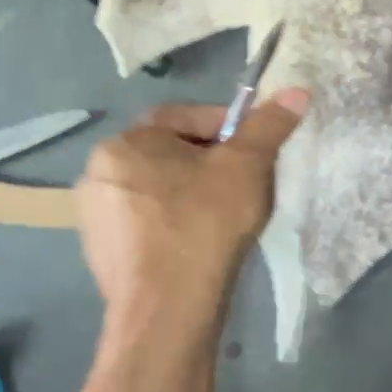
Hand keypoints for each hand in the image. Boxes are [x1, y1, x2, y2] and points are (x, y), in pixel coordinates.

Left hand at [74, 89, 309, 328]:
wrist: (169, 300)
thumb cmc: (206, 220)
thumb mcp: (249, 164)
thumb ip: (269, 125)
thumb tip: (296, 91)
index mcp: (126, 144)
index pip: (186, 115)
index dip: (231, 125)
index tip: (259, 147)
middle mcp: (98, 171)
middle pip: (173, 149)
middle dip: (214, 158)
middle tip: (250, 176)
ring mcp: (95, 212)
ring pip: (162, 183)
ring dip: (196, 187)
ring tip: (231, 207)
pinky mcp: (103, 245)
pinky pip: (150, 214)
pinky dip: (179, 216)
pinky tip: (204, 234)